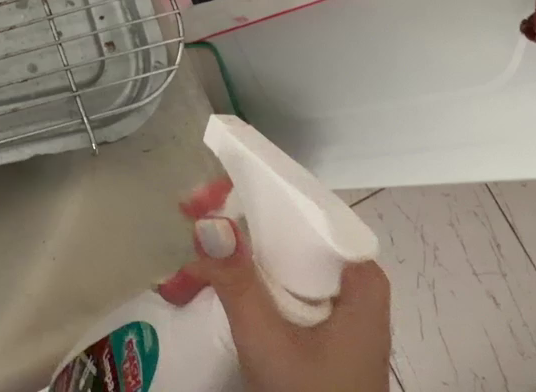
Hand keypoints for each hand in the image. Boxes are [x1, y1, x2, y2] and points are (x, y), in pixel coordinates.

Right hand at [155, 179, 391, 391]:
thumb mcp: (267, 341)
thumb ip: (238, 280)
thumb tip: (207, 218)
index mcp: (358, 280)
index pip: (305, 213)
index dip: (253, 193)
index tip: (205, 194)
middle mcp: (349, 286)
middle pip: (284, 234)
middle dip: (227, 228)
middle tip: (182, 218)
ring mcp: (331, 311)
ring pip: (272, 262)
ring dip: (222, 262)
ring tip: (176, 275)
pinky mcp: (313, 333)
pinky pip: (270, 289)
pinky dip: (234, 287)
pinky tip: (196, 292)